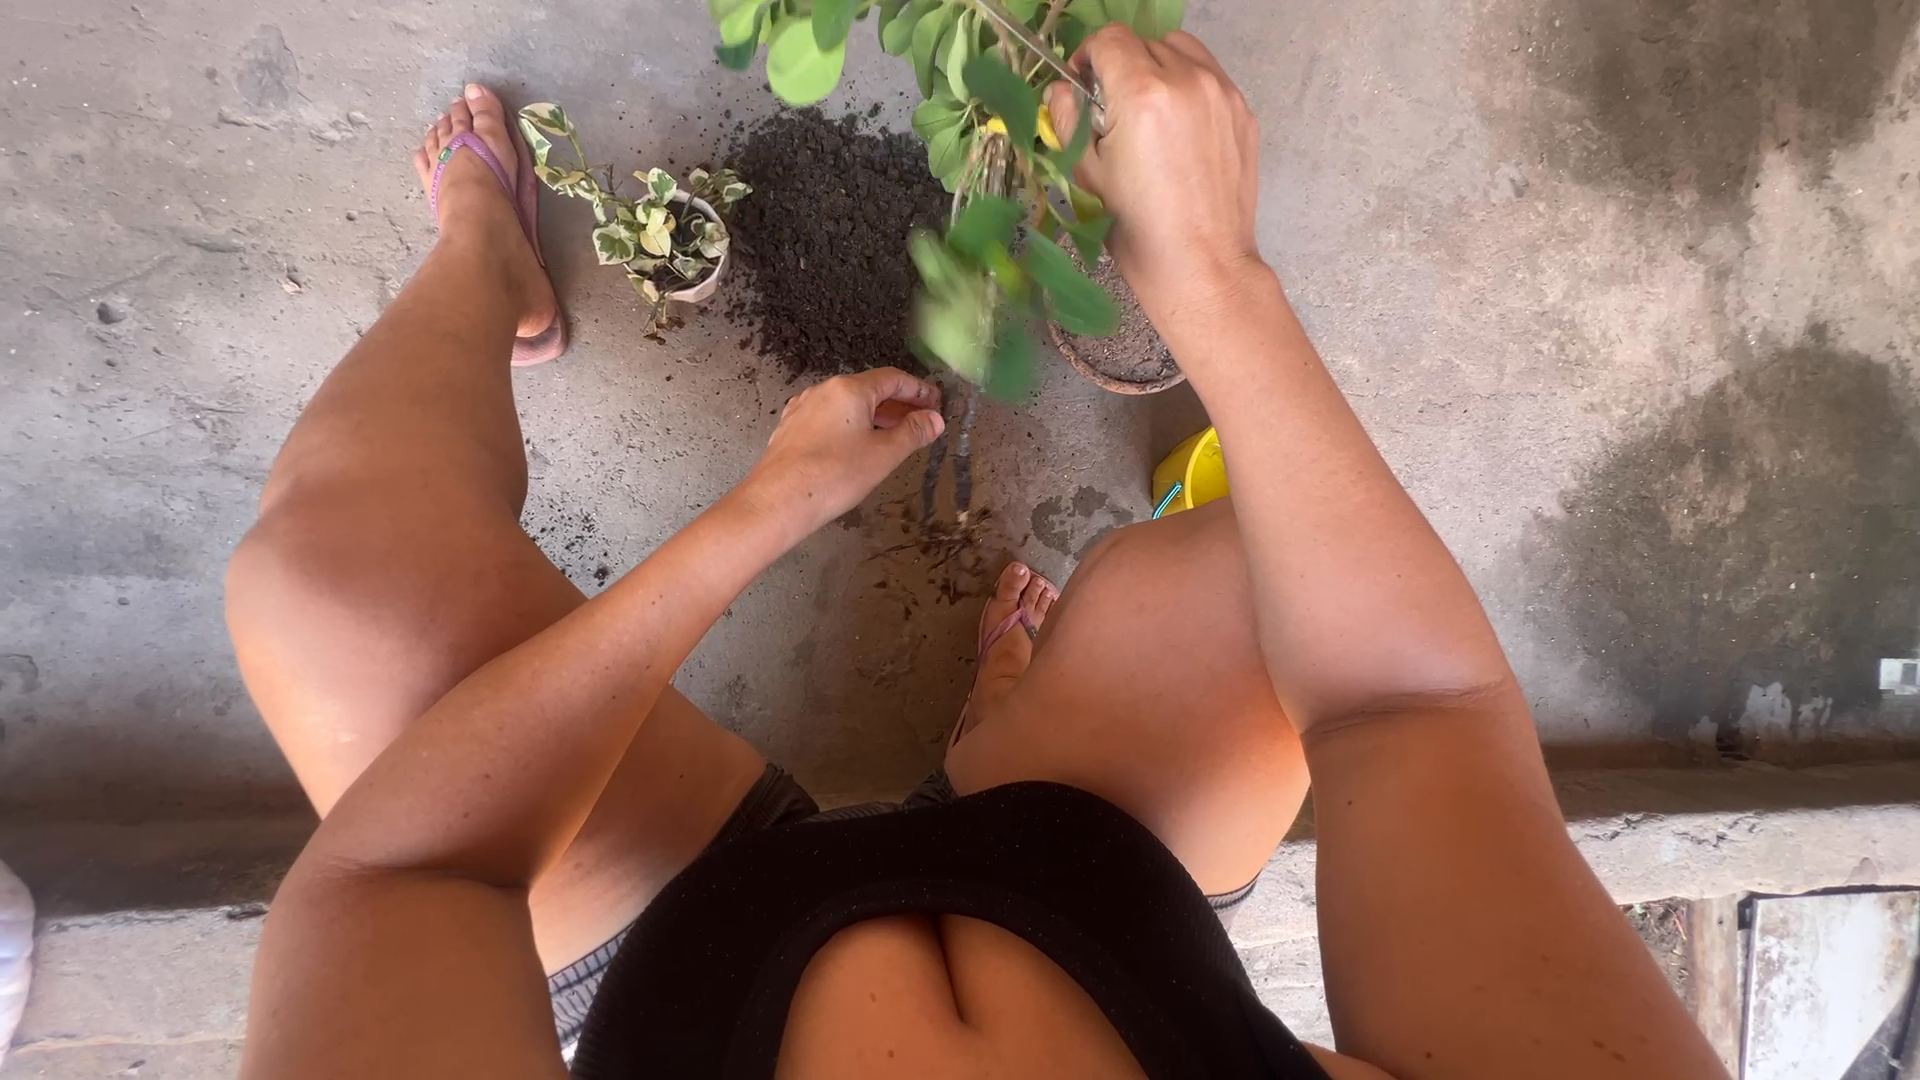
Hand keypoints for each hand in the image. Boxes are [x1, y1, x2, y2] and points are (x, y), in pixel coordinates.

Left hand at [741, 368, 945, 537]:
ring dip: (875, 414)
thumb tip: (934, 419)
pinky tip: (857, 444)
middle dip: (898, 403)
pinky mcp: (791, 428)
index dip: (918, 389)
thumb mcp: (884, 455)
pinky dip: (851, 424)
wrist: (778, 501)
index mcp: (849, 390)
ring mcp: (804, 408)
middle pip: (869, 389)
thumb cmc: (835, 475)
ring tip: (894, 433)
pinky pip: (830, 418)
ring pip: (848, 404)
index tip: (936, 402)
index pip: (892, 378)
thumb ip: (912, 433)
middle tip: (921, 419)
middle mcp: (824, 390)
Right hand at [1046, 27, 1264, 314]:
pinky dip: (1186, 90)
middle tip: (1112, 114)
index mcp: (1142, 96)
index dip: (1088, 59)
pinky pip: (1208, 77)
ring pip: (1180, 51)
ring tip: (1148, 119)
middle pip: (1144, 43)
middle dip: (1121, 69)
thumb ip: (1068, 123)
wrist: (1201, 266)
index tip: (1082, 87)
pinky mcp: (1242, 112)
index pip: (1109, 40)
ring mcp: (1221, 93)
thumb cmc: (1139, 233)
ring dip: (1156, 71)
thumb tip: (1061, 92)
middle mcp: (1187, 80)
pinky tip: (1177, 135)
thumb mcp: (1089, 180)